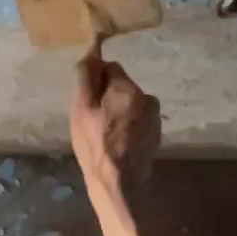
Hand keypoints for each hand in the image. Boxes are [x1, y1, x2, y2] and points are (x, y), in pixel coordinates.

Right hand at [70, 38, 160, 200]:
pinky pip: (139, 120)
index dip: (97, 81)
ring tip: (107, 134)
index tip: (88, 100)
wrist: (119, 183)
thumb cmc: (95, 145)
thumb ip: (86, 78)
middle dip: (109, 97)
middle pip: (123, 86)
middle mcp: (147, 97)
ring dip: (120, 112)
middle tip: (95, 120)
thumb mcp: (81, 109)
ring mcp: (154, 117)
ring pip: (132, 104)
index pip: (111, 67)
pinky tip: (119, 144)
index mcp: (128, 88)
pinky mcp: (155, 134)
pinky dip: (129, 126)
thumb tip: (91, 52)